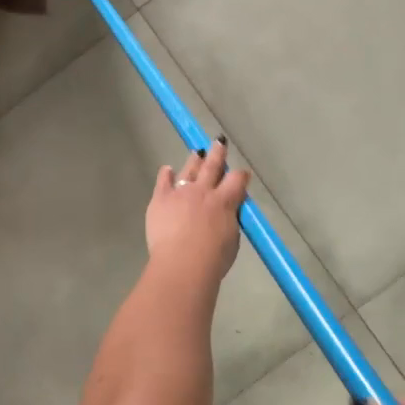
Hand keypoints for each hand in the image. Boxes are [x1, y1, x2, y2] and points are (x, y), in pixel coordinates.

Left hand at [144, 139, 250, 282]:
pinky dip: (166, 174)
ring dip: (194, 160)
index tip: (243, 173)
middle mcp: (203, 191)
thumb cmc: (212, 259)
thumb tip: (228, 213)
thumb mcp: (232, 239)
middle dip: (217, 153)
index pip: (237, 180)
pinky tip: (167, 169)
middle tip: (219, 142)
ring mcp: (180, 192)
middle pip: (212, 166)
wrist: (181, 263)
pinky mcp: (161, 198)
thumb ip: (230, 221)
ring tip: (196, 153)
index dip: (241, 175)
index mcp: (224, 201)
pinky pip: (163, 180)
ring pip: (189, 169)